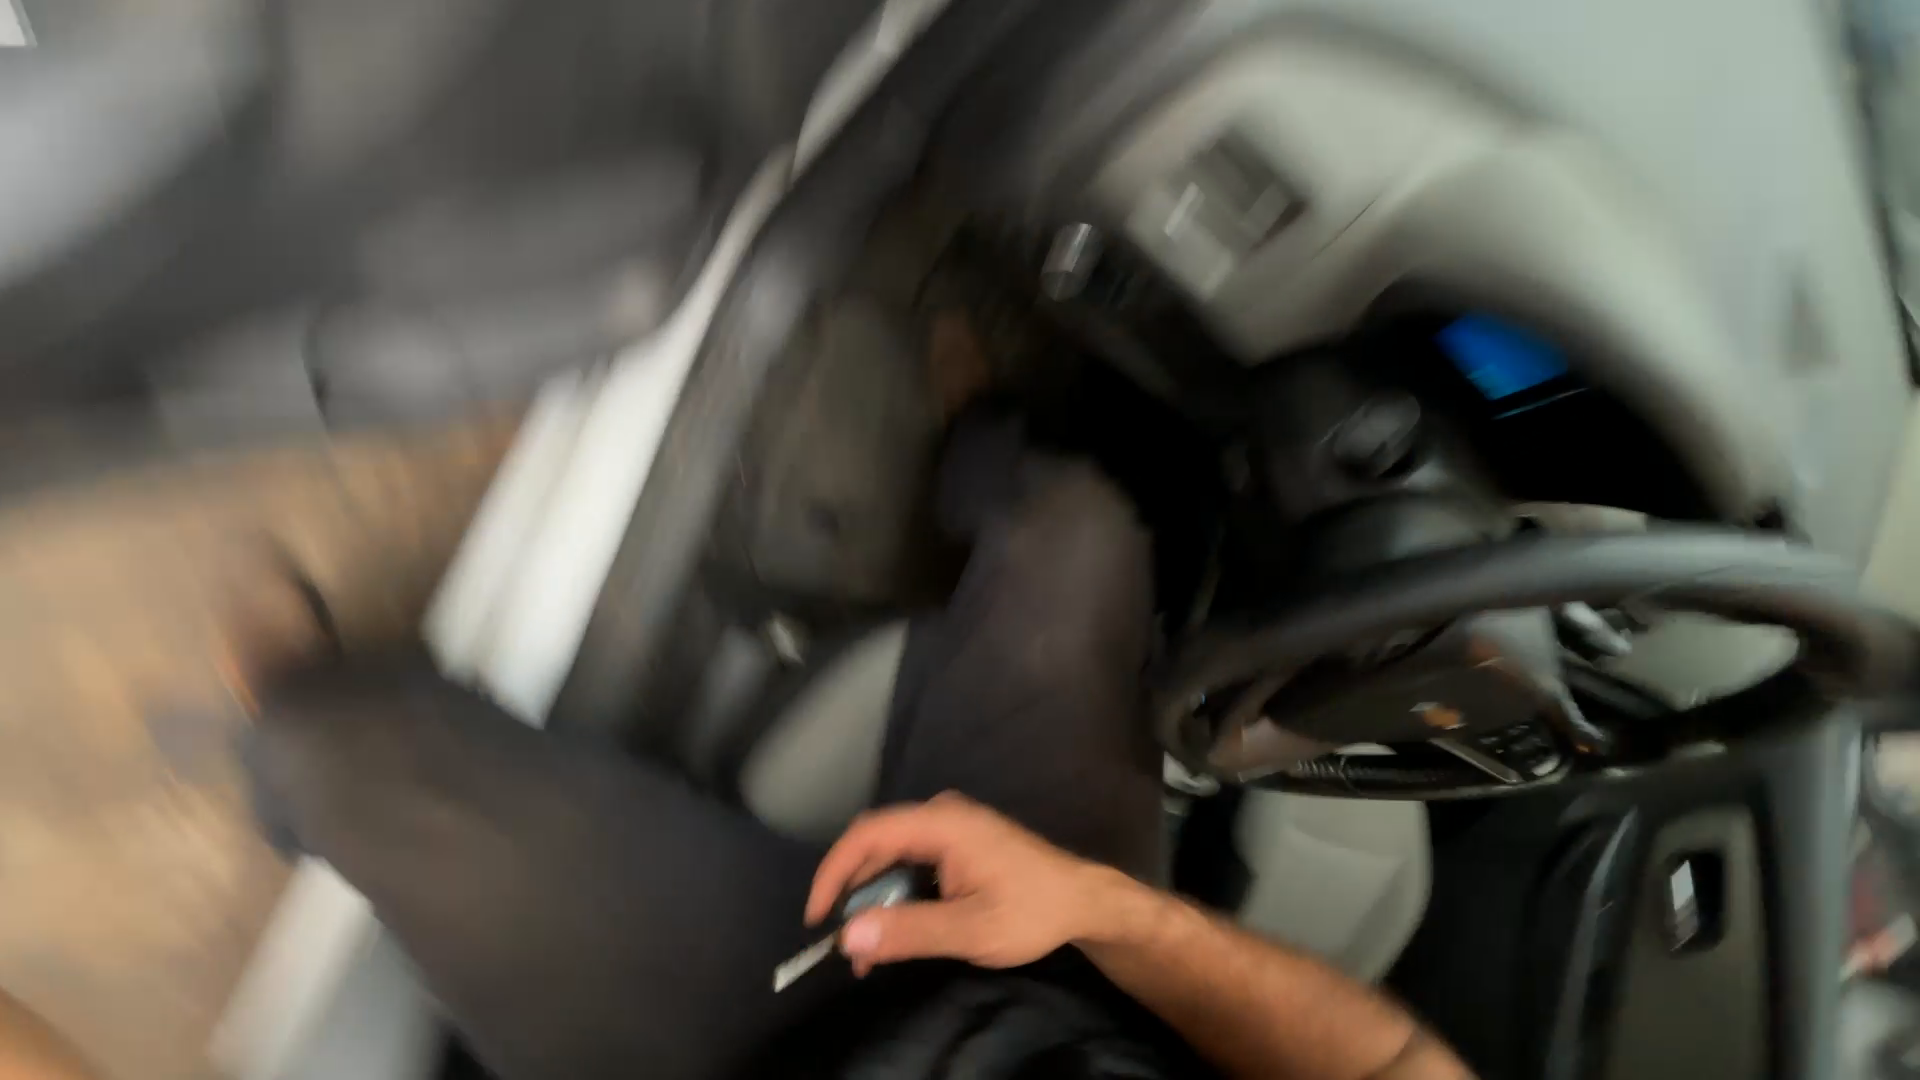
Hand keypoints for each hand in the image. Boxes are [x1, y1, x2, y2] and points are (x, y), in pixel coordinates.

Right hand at [806, 792, 1138, 974]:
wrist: (1082, 900)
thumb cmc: (1031, 910)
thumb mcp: (970, 929)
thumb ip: (909, 931)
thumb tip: (849, 937)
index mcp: (942, 823)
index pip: (869, 833)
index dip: (834, 871)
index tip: (816, 917)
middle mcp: (941, 814)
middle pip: (877, 842)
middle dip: (852, 892)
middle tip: (842, 943)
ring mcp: (950, 826)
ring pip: (892, 854)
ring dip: (874, 898)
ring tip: (867, 951)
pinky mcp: (956, 842)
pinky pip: (911, 860)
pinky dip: (896, 893)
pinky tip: (894, 929)